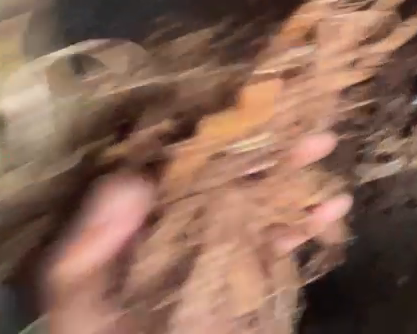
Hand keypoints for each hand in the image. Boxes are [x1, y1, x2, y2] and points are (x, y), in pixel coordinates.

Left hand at [43, 134, 350, 333]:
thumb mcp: (83, 305)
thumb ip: (88, 254)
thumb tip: (130, 181)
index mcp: (149, 222)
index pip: (188, 167)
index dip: (223, 136)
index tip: (257, 111)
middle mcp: (192, 224)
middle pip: (238, 176)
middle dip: (277, 150)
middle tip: (310, 131)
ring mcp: (225, 247)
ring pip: (267, 200)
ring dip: (300, 175)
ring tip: (327, 151)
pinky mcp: (251, 272)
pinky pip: (285, 239)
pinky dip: (311, 221)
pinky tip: (333, 207)